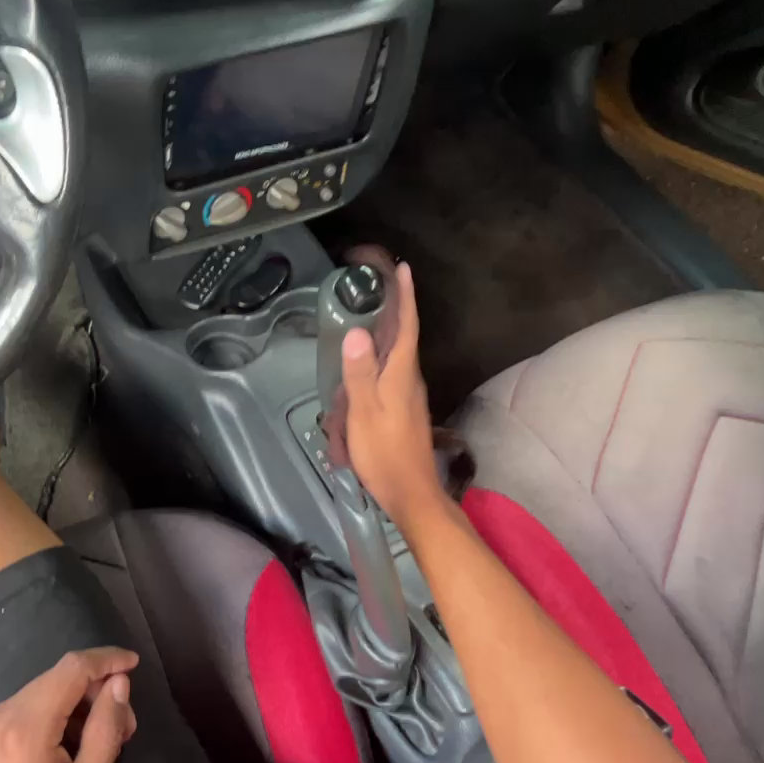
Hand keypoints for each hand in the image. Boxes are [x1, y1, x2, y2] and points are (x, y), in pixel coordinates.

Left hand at [0, 648, 139, 762]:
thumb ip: (105, 731)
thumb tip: (119, 685)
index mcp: (25, 725)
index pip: (72, 668)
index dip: (107, 659)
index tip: (136, 663)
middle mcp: (0, 714)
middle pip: (59, 679)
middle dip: (97, 691)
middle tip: (126, 727)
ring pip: (44, 694)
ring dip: (77, 706)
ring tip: (103, 742)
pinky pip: (27, 711)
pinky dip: (55, 717)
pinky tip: (72, 748)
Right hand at [341, 262, 445, 528]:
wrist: (411, 494)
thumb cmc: (385, 453)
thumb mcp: (364, 413)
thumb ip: (359, 373)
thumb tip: (356, 332)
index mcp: (401, 374)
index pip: (406, 326)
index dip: (405, 296)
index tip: (403, 268)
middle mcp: (409, 380)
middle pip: (400, 338)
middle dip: (388, 314)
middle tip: (370, 292)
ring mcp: (407, 397)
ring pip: (389, 362)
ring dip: (373, 350)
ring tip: (354, 336)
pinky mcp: (402, 412)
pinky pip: (384, 383)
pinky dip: (368, 376)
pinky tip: (352, 387)